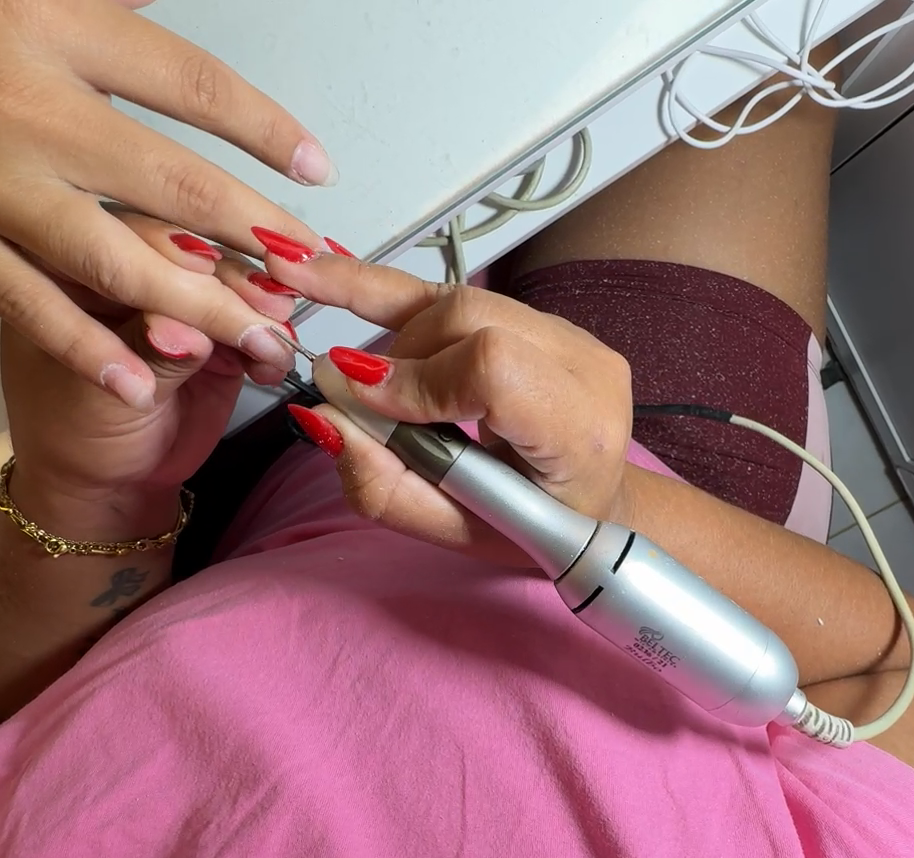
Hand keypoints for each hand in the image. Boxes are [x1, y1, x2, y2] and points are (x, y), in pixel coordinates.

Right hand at [0, 0, 327, 406]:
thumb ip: (94, 6)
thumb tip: (166, 33)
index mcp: (48, 21)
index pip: (195, 87)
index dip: (267, 134)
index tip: (317, 171)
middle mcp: (30, 109)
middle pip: (182, 192)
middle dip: (264, 243)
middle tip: (317, 279)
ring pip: (123, 263)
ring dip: (206, 309)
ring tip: (266, 342)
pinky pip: (26, 304)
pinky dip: (87, 347)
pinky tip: (143, 380)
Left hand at [0, 210, 290, 539]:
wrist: (111, 482)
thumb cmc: (75, 434)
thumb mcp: (97, 395)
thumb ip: (144, 357)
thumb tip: (185, 331)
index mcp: (71, 266)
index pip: (126, 240)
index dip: (175, 255)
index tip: (213, 274)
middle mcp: (129, 272)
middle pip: (190, 253)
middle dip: (233, 280)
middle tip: (268, 306)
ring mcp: (180, 302)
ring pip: (231, 286)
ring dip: (260, 309)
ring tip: (277, 338)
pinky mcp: (219, 335)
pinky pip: (254, 327)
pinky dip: (271, 342)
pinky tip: (275, 360)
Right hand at [263, 253, 633, 564]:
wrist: (590, 502)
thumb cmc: (538, 527)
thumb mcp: (460, 534)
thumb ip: (390, 489)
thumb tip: (327, 418)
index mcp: (581, 431)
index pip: (493, 368)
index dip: (417, 379)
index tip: (358, 398)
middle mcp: (586, 368)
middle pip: (470, 317)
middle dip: (396, 355)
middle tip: (357, 398)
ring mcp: (569, 334)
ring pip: (459, 299)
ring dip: (394, 330)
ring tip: (349, 365)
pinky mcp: (539, 319)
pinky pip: (459, 293)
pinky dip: (391, 288)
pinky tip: (324, 267)